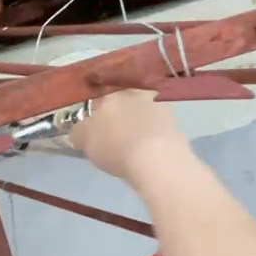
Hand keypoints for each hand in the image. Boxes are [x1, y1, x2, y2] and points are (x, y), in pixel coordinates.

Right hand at [71, 90, 189, 180]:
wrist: (157, 160)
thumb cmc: (113, 145)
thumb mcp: (83, 139)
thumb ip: (80, 131)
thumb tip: (82, 130)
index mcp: (112, 94)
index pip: (100, 97)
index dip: (96, 112)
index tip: (94, 127)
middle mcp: (137, 96)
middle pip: (124, 104)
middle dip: (120, 117)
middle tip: (113, 136)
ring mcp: (160, 110)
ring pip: (143, 116)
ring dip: (138, 127)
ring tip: (131, 148)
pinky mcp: (176, 127)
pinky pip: (156, 131)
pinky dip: (151, 139)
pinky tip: (146, 154)